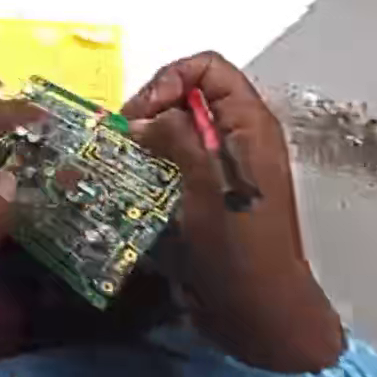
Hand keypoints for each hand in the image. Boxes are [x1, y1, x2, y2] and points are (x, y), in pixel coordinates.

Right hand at [123, 52, 344, 371]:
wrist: (256, 306)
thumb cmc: (240, 248)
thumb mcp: (211, 187)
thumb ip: (182, 140)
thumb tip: (143, 117)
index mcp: (249, 127)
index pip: (208, 69)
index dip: (171, 79)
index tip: (143, 113)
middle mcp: (235, 136)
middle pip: (186, 91)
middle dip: (149, 105)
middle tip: (126, 136)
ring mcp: (218, 160)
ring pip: (173, 122)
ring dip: (143, 131)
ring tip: (121, 154)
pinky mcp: (200, 183)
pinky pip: (168, 151)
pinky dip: (145, 153)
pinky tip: (128, 172)